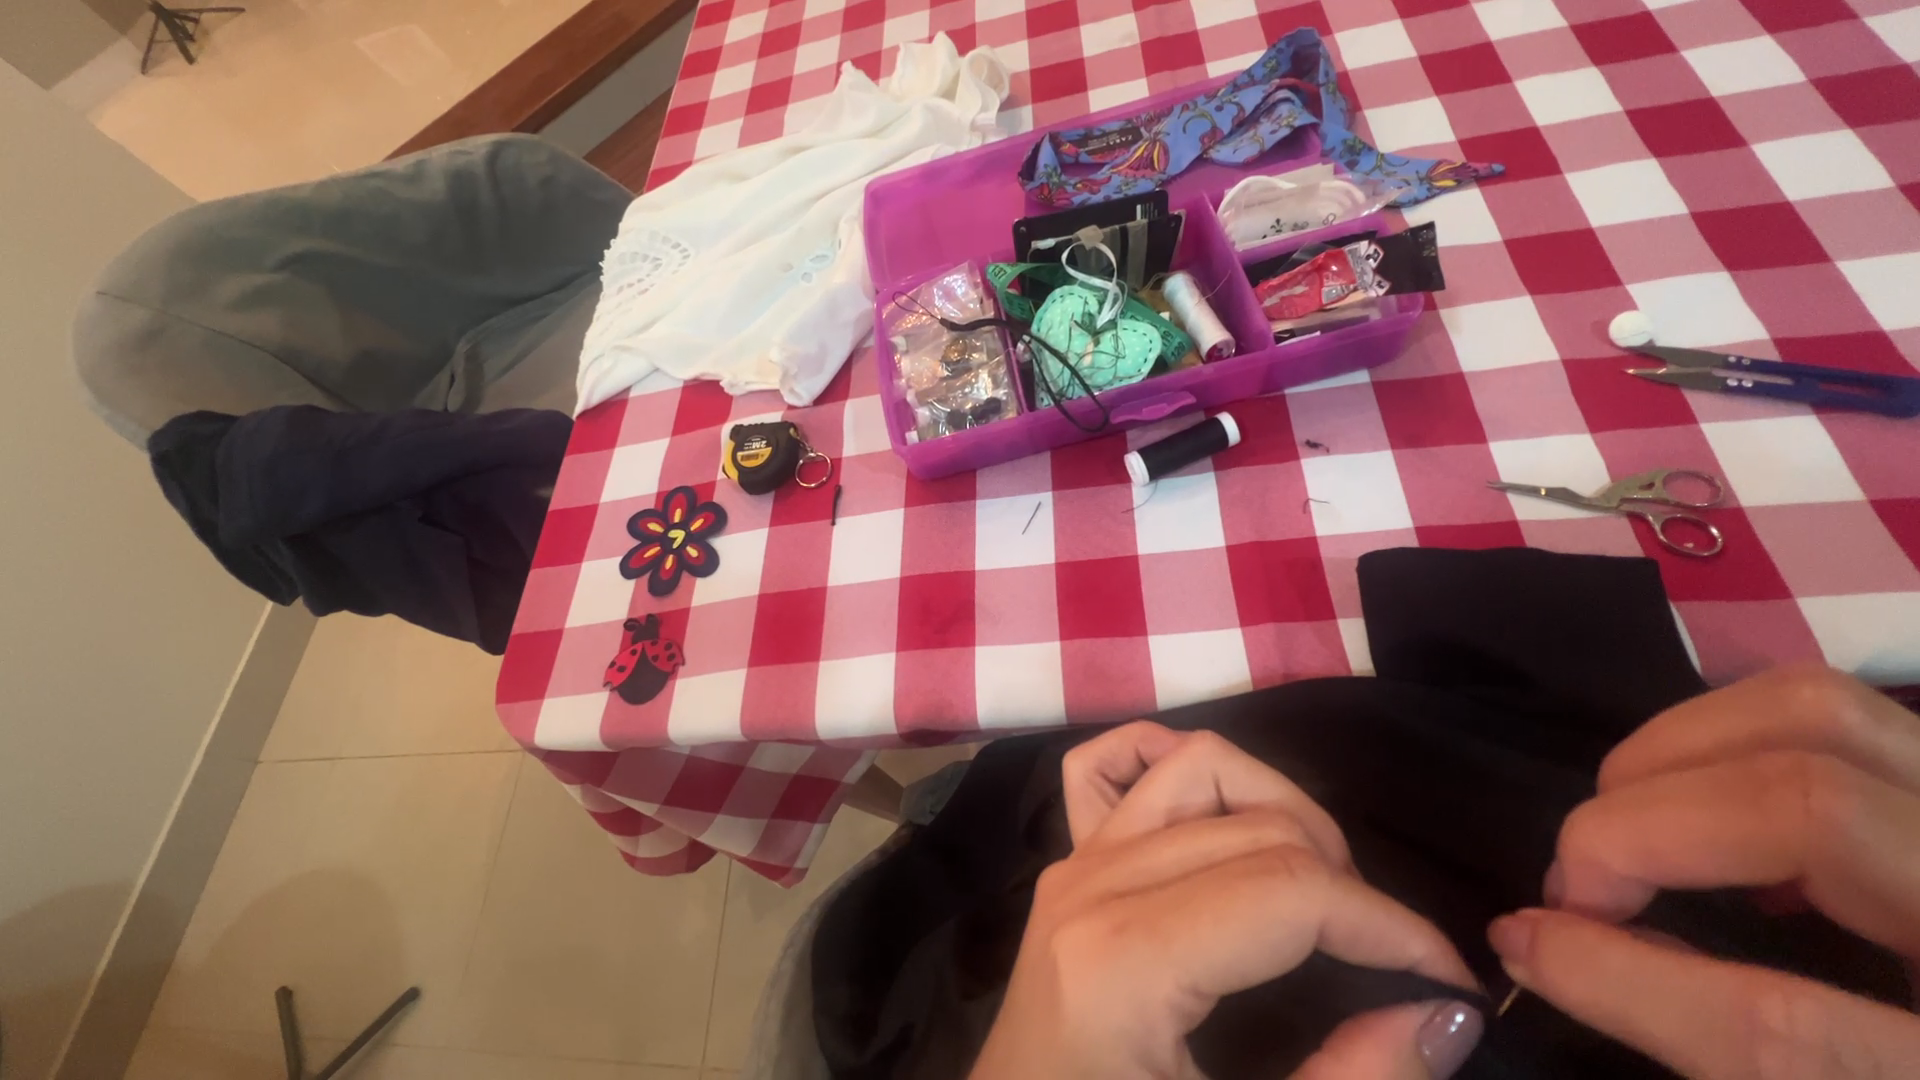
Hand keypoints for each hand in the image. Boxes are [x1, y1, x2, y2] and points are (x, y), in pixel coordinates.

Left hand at [970, 722, 1484, 1079]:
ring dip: (1278, 808)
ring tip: (1321, 888)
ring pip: (1196, 767)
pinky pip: (1107, 767)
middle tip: (1388, 959)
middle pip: (1255, 827)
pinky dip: (1170, 764)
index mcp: (1125, 960)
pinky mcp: (1067, 861)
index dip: (1390, 927)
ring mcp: (1073, 861)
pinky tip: (1217, 812)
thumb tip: (1447, 1014)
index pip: (1287, 892)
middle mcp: (1093, 884)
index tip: (1449, 981)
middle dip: (1348, 882)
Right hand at [1488, 664, 1919, 1077]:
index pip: (1789, 1024)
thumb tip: (1539, 940)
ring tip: (1628, 817)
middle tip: (1586, 879)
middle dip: (1636, 826)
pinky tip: (1711, 805)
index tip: (1527, 941)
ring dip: (1668, 752)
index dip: (1628, 979)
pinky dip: (1730, 732)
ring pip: (1812, 710)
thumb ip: (1708, 1035)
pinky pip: (1831, 706)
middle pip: (1802, 802)